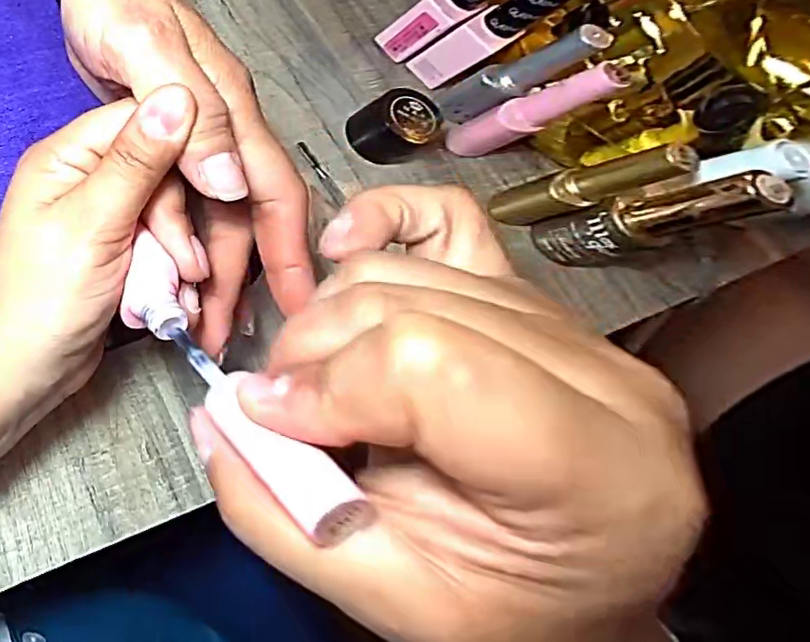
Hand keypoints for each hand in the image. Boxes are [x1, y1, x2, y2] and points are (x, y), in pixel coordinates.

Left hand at [0, 86, 194, 423]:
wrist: (24, 369)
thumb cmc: (42, 299)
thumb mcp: (92, 224)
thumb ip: (135, 161)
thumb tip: (175, 91)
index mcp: (65, 154)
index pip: (141, 121)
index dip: (184, 153)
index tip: (217, 191)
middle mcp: (82, 173)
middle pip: (163, 169)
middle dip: (182, 222)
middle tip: (187, 267)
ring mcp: (100, 210)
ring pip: (169, 210)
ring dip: (183, 253)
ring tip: (182, 293)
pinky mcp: (116, 244)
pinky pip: (162, 241)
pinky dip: (174, 271)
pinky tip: (176, 301)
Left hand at [58, 0, 314, 353]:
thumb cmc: (108, 8)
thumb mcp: (139, 55)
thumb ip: (184, 114)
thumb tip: (233, 181)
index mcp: (218, 103)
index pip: (263, 182)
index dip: (280, 242)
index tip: (295, 302)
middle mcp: (212, 119)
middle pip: (240, 206)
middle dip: (243, 268)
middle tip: (235, 330)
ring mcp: (186, 129)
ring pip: (208, 207)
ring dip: (208, 260)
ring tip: (201, 316)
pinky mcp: (159, 134)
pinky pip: (177, 193)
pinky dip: (178, 232)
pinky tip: (172, 266)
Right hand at [191, 186, 704, 641]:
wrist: (558, 570)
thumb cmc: (491, 595)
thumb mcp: (381, 593)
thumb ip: (276, 513)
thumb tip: (216, 416)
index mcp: (593, 467)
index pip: (426, 364)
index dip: (326, 387)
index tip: (273, 420)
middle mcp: (591, 374)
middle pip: (391, 308)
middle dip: (306, 357)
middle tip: (284, 408)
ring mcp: (553, 319)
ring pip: (385, 272)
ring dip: (317, 316)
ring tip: (314, 372)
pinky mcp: (516, 288)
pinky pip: (441, 215)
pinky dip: (377, 217)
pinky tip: (341, 249)